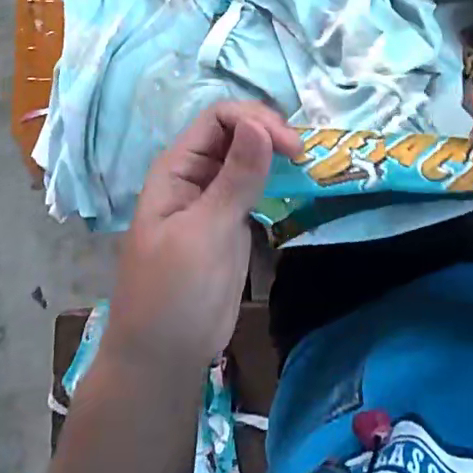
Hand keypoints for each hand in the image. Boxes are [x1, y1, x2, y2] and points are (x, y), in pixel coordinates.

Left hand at [104, 101, 301, 376]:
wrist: (165, 354)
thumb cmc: (173, 292)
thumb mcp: (204, 232)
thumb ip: (235, 178)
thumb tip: (260, 124)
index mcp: (177, 168)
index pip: (219, 118)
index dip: (255, 121)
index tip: (291, 148)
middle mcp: (196, 174)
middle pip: (236, 131)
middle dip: (270, 133)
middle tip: (304, 156)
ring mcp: (215, 197)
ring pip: (249, 156)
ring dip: (276, 154)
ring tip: (307, 164)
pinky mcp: (232, 220)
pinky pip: (256, 186)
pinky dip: (277, 179)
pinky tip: (299, 183)